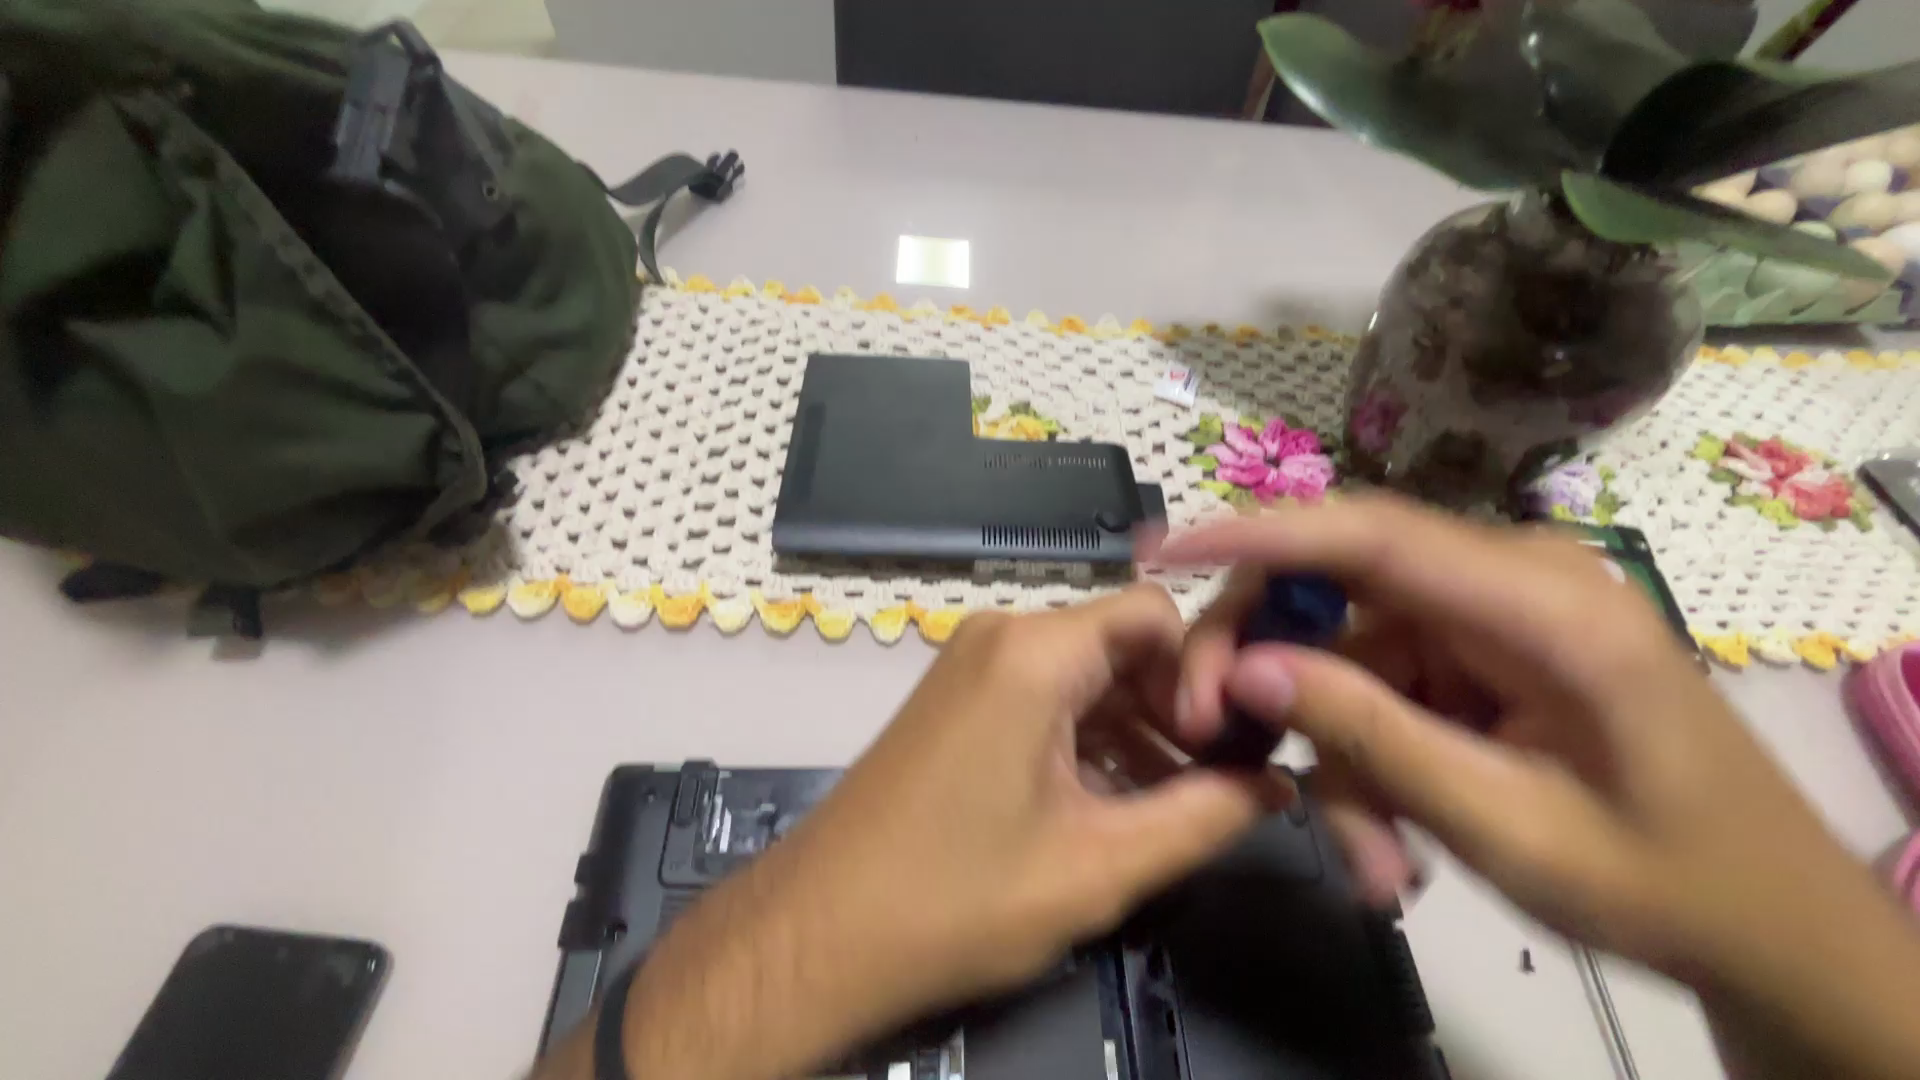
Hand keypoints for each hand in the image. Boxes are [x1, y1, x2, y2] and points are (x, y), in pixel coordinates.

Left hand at [782, 585, 1273, 1007]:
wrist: (820, 931)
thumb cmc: (958, 897)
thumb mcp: (1101, 864)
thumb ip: (1205, 815)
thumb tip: (1279, 783)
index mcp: (1036, 652)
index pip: (1157, 614)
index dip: (1205, 673)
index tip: (1228, 747)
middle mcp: (1002, 636)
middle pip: (1123, 643)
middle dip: (1177, 706)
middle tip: (1220, 782)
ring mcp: (973, 665)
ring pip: (1087, 674)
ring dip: (1138, 729)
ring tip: (1181, 802)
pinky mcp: (959, 700)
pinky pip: (1046, 697)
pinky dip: (1090, 737)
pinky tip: (1119, 800)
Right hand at [1156, 495, 1919, 1079]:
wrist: (1773, 934)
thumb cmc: (1666, 883)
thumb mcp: (1505, 825)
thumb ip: (1370, 736)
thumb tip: (1245, 670)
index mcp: (1544, 604)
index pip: (1371, 536)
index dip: (1258, 534)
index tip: (1164, 549)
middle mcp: (1507, 584)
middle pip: (1334, 585)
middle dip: (1265, 662)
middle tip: (1209, 733)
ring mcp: (1485, 617)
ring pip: (1345, 651)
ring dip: (1333, 749)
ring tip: (1370, 857)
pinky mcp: (1471, 653)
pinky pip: (1376, 685)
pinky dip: (1365, 759)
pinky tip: (1393, 840)